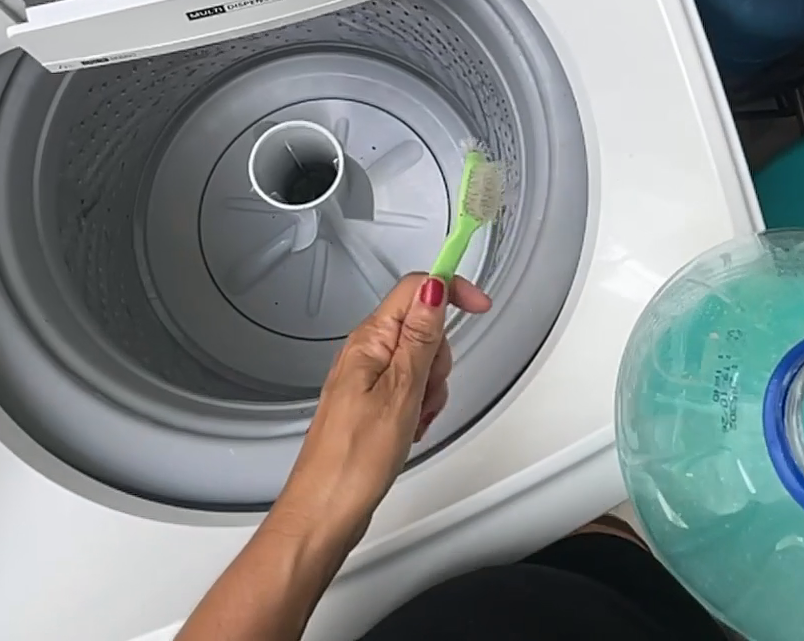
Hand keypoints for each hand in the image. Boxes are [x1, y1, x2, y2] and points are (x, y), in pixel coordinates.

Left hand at [271, 273, 491, 548]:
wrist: (323, 514)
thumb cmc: (352, 461)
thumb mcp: (401, 391)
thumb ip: (421, 336)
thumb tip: (434, 288)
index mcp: (370, 340)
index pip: (415, 288)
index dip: (451, 289)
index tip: (479, 303)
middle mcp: (367, 351)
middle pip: (424, 324)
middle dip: (440, 355)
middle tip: (429, 386)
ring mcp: (369, 376)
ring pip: (422, 358)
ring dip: (432, 386)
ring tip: (416, 415)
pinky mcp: (373, 400)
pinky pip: (412, 385)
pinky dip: (421, 403)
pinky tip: (412, 426)